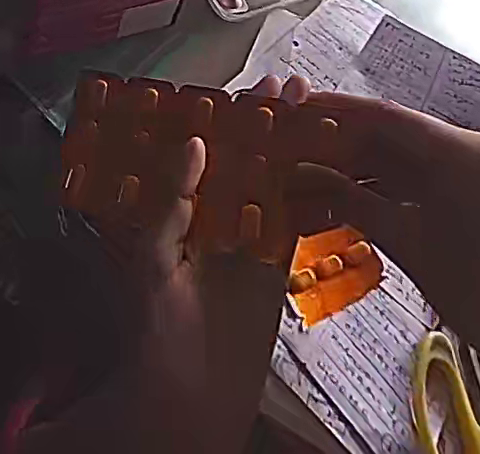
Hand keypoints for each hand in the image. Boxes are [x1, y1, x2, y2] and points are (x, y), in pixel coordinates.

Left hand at [19, 77, 300, 453]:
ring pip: (272, 176)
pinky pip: (293, 217)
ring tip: (312, 112)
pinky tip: (328, 163)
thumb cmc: (154, 323)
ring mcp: (247, 229)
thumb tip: (194, 143)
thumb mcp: (150, 255)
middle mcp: (214, 207)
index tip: (243, 87)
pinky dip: (311, 190)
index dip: (225, 113)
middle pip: (244, 152)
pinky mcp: (274, 256)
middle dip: (265, 119)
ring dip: (291, 145)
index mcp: (179, 201)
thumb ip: (170, 198)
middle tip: (288, 88)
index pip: (204, 145)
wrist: (187, 392)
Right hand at [287, 92, 479, 453]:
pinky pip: (439, 171)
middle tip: (305, 141)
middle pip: (404, 133)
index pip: (391, 118)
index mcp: (471, 156)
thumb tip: (303, 176)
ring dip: (372, 160)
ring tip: (325, 165)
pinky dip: (401, 178)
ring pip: (419, 153)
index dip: (340, 110)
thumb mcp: (411, 247)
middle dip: (351, 139)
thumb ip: (355, 202)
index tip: (303, 105)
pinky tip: (364, 183)